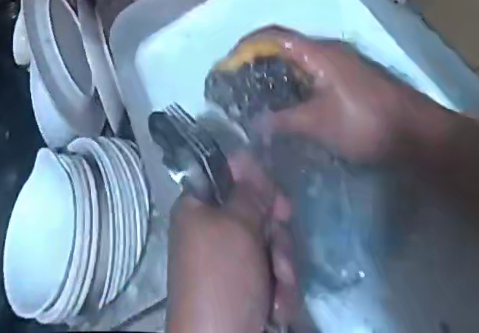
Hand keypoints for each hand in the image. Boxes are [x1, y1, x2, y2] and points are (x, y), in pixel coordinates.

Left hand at [167, 152, 300, 332]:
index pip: (225, 171)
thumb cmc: (222, 279)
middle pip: (253, 209)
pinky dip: (279, 288)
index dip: (251, 174)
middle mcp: (211, 230)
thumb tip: (254, 172)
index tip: (272, 187)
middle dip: (274, 228)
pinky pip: (271, 273)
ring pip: (268, 242)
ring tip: (279, 284)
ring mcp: (229, 263)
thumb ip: (251, 193)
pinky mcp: (246, 291)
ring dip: (281, 263)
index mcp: (197, 207)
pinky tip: (278, 307)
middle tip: (279, 238)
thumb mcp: (237, 226)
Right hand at [249, 28, 449, 164]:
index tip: (225, 63)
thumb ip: (284, 120)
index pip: (274, 37)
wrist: (418, 134)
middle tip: (234, 82)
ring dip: (275, 73)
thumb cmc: (366, 123)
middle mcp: (328, 50)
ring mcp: (342, 64)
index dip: (246, 46)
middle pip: (285, 45)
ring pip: (299, 60)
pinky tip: (286, 106)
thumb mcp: (320, 124)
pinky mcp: (350, 80)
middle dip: (257, 59)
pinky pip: (312, 72)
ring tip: (254, 95)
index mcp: (319, 52)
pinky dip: (292, 82)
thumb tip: (254, 120)